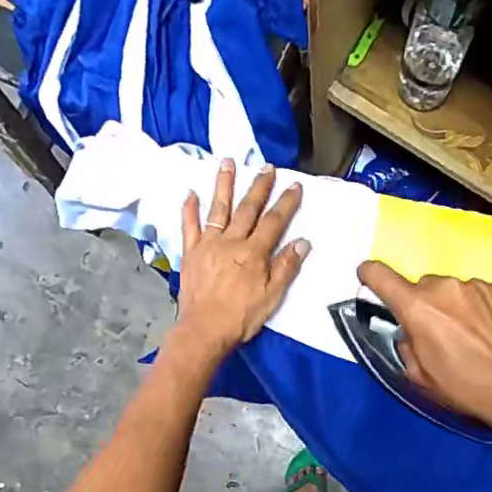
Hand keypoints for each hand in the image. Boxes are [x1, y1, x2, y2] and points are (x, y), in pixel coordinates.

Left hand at [173, 160, 306, 356]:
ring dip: (224, 184)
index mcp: (254, 253)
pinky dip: (190, 208)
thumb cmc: (242, 315)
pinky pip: (190, 225)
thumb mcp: (273, 295)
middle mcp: (231, 242)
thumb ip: (286, 267)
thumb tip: (302, 242)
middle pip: (247, 209)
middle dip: (259, 187)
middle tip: (266, 167)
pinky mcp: (191, 252)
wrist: (205, 328)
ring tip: (228, 163)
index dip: (286, 203)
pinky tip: (191, 193)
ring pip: (218, 209)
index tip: (294, 186)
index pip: (274, 222)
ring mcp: (208, 244)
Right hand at [357, 261, 491, 435]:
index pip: (380, 276)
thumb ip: (407, 346)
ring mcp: (476, 286)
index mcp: (418, 307)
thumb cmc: (467, 387)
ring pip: (454, 292)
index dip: (370, 276)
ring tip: (472, 338)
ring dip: (456, 308)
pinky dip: (480, 310)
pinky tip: (491, 334)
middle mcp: (444, 287)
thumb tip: (410, 333)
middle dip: (426, 307)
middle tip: (440, 336)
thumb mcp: (422, 377)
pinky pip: (479, 296)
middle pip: (424, 289)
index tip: (368, 278)